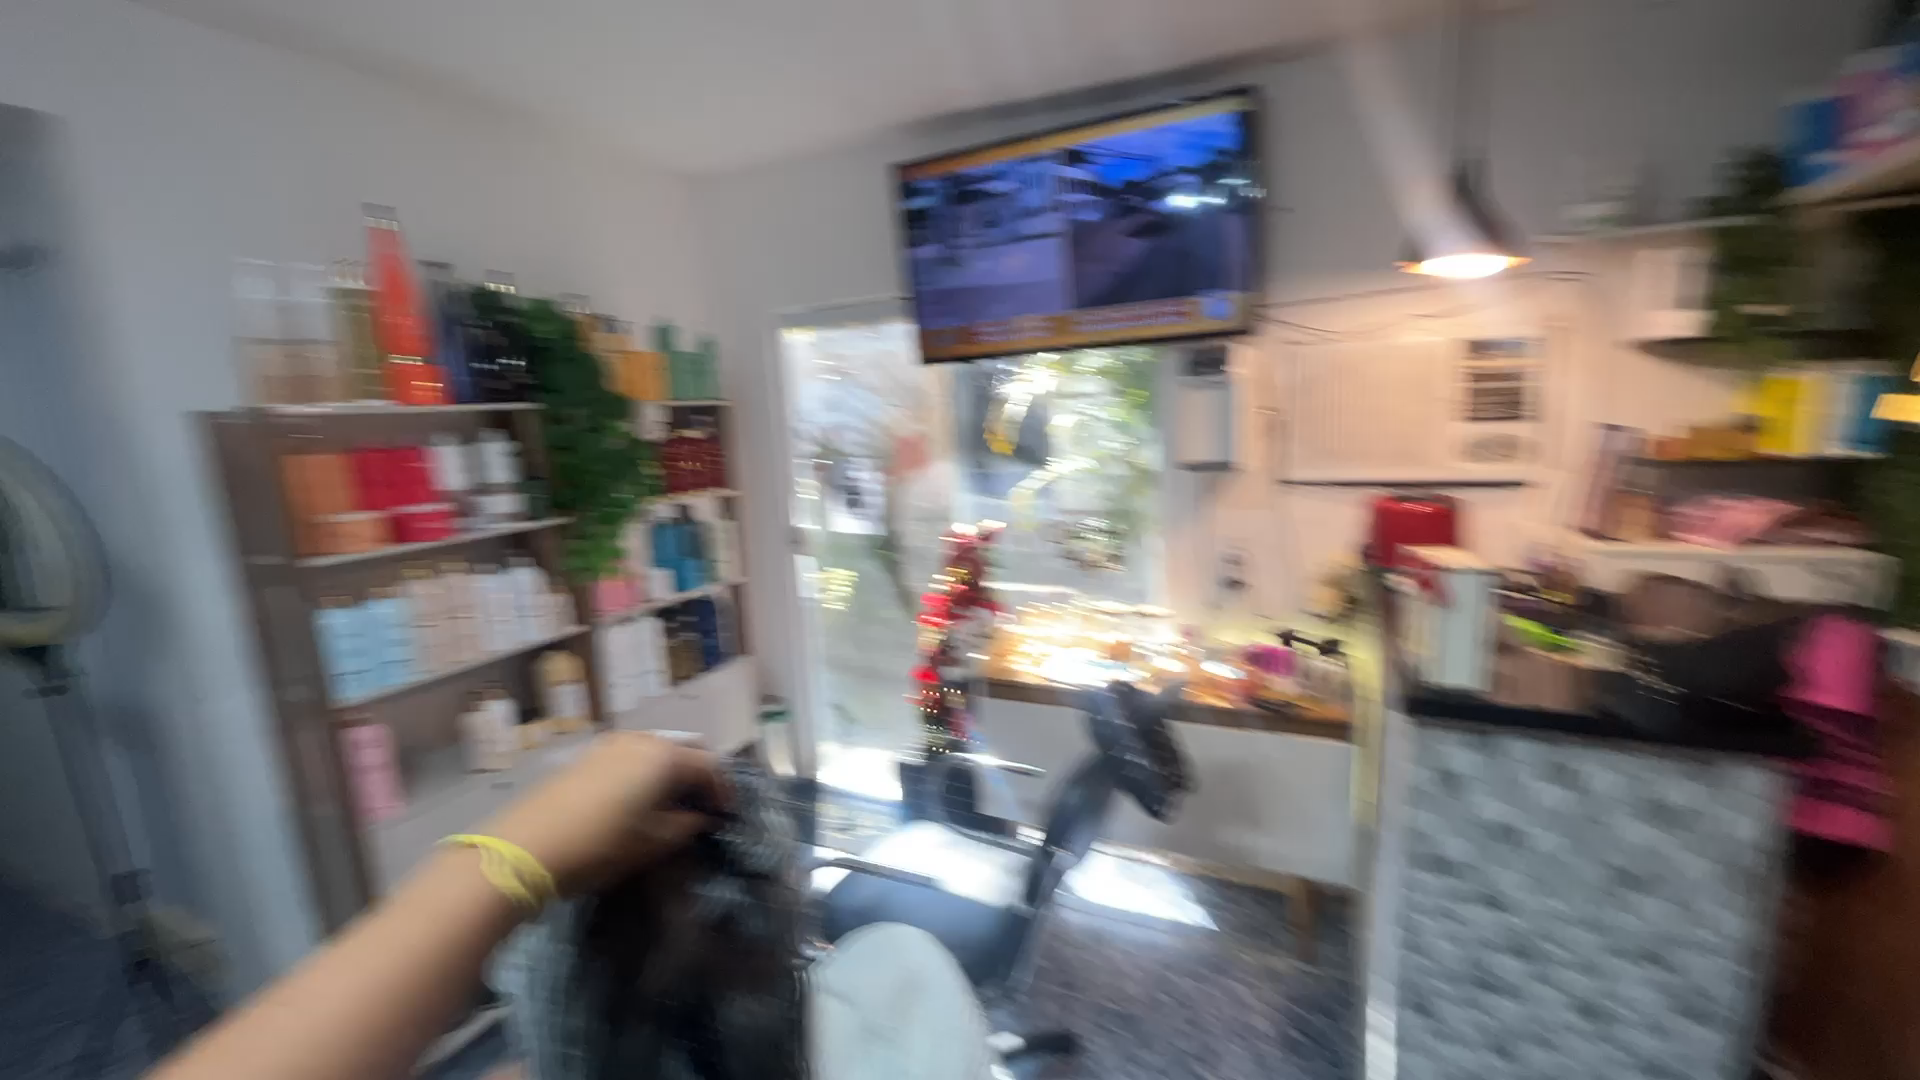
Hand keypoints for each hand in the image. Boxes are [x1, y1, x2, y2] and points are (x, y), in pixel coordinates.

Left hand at [476, 732, 725, 896]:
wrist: (523, 848)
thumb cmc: (600, 845)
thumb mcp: (653, 843)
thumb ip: (686, 826)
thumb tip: (699, 817)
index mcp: (665, 757)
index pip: (710, 766)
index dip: (722, 790)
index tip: (725, 814)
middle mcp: (642, 740)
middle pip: (685, 750)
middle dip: (698, 774)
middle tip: (701, 803)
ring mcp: (611, 745)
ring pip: (655, 751)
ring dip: (669, 772)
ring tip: (668, 803)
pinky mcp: (586, 758)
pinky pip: (630, 757)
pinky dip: (643, 773)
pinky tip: (635, 800)